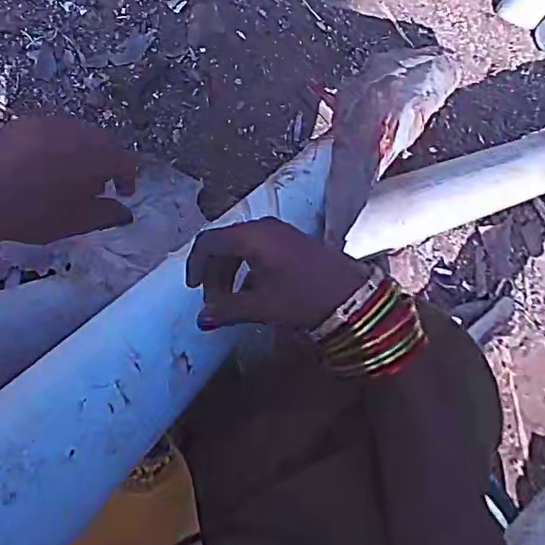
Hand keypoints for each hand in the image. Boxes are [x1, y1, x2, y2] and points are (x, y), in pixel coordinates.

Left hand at [0, 117, 135, 264]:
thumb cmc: (29, 214)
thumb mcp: (73, 222)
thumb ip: (106, 214)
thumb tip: (125, 212)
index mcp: (96, 154)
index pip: (125, 160)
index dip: (128, 178)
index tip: (123, 194)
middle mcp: (77, 130)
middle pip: (103, 142)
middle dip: (104, 162)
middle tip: (96, 186)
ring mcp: (48, 123)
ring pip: (76, 135)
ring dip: (79, 153)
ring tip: (66, 177)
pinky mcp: (23, 123)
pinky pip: (50, 132)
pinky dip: (54, 147)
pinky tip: (40, 167)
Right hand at [186, 219, 370, 330]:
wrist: (352, 295)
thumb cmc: (305, 297)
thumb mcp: (263, 306)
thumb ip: (227, 309)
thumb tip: (202, 318)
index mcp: (252, 236)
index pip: (209, 241)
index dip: (195, 264)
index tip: (193, 289)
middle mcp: (263, 226)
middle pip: (224, 243)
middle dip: (213, 273)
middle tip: (214, 303)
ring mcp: (278, 231)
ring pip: (240, 246)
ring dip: (229, 272)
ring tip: (230, 302)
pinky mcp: (289, 240)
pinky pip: (256, 248)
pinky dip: (246, 269)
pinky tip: (251, 295)